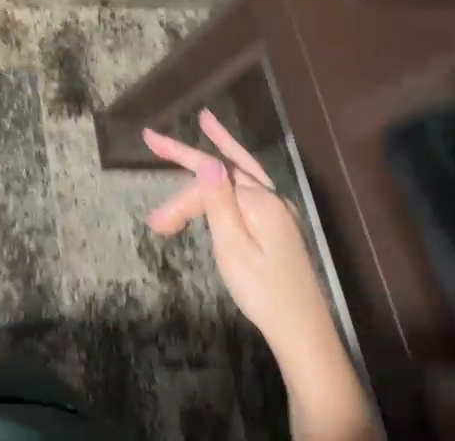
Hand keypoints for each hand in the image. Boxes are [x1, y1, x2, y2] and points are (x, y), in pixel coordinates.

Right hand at [144, 111, 379, 440]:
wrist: (302, 332)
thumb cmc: (262, 292)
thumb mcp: (232, 248)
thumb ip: (219, 202)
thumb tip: (209, 161)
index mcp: (260, 202)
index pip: (206, 187)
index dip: (178, 202)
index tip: (157, 225)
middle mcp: (272, 198)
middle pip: (224, 166)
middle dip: (187, 152)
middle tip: (152, 136)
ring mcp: (279, 210)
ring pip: (243, 169)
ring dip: (222, 145)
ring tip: (206, 122)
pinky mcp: (280, 224)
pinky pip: (252, 183)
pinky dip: (236, 166)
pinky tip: (231, 164)